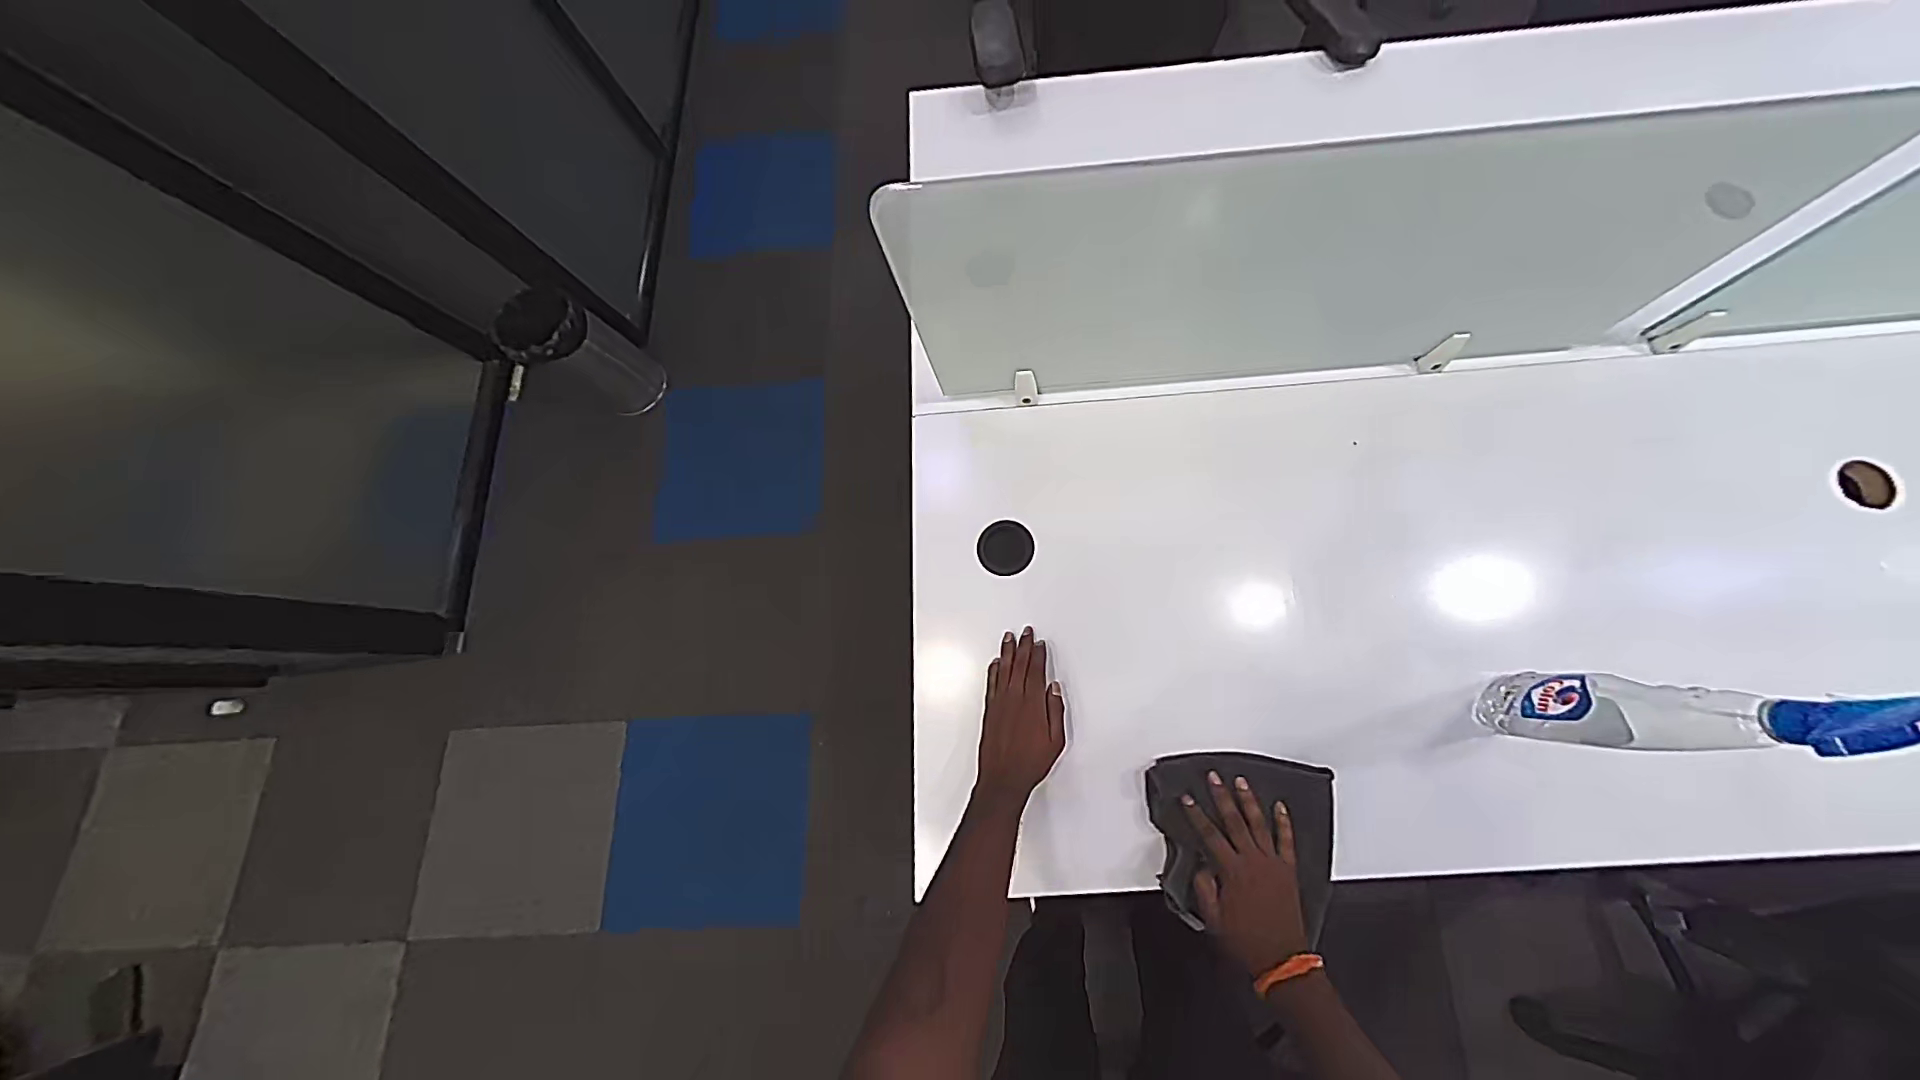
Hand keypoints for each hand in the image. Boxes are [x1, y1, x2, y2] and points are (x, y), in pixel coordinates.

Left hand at [974, 627, 1065, 806]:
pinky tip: (995, 663)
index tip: (1039, 643)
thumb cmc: (1030, 761)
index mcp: (1033, 704)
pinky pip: (992, 683)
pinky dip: (993, 670)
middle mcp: (1014, 699)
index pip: (1036, 671)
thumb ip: (1055, 711)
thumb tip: (1054, 690)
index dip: (1038, 654)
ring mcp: (1000, 703)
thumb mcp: (1055, 740)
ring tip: (1009, 638)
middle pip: (1020, 665)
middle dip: (1023, 647)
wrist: (1003, 777)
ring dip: (1007, 653)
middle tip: (1025, 632)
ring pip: (1004, 670)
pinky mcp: (990, 710)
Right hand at [1180, 771, 1310, 975]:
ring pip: (1259, 824)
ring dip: (1248, 800)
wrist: (1282, 960)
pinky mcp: (1288, 870)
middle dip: (1221, 796)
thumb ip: (1204, 887)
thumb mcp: (1212, 918)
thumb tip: (1201, 864)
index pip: (1209, 834)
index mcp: (1232, 871)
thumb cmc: (1245, 941)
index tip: (1187, 798)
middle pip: (1234, 821)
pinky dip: (1284, 822)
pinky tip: (1280, 806)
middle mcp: (1253, 861)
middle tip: (1214, 777)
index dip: (1196, 814)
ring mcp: (1273, 863)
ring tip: (1240, 782)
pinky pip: (1287, 841)